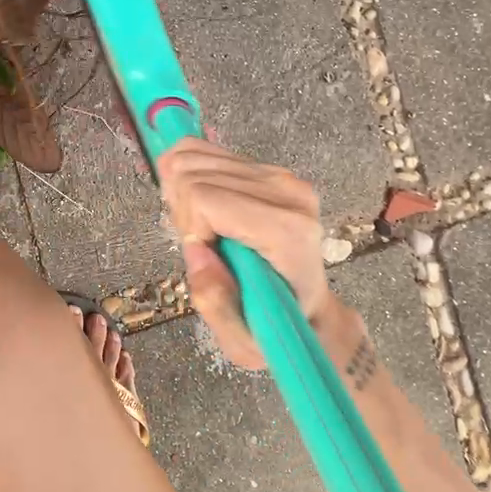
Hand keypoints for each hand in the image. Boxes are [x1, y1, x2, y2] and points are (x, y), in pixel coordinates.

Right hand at [155, 136, 334, 368]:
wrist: (309, 310)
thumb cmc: (275, 328)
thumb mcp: (242, 341)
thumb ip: (216, 303)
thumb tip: (197, 250)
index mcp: (287, 233)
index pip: (204, 197)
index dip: (189, 227)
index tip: (205, 257)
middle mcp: (288, 192)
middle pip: (191, 172)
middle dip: (182, 209)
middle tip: (201, 244)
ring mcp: (279, 175)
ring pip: (190, 156)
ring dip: (181, 192)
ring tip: (202, 226)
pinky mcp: (266, 167)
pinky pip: (199, 150)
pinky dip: (185, 174)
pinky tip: (200, 205)